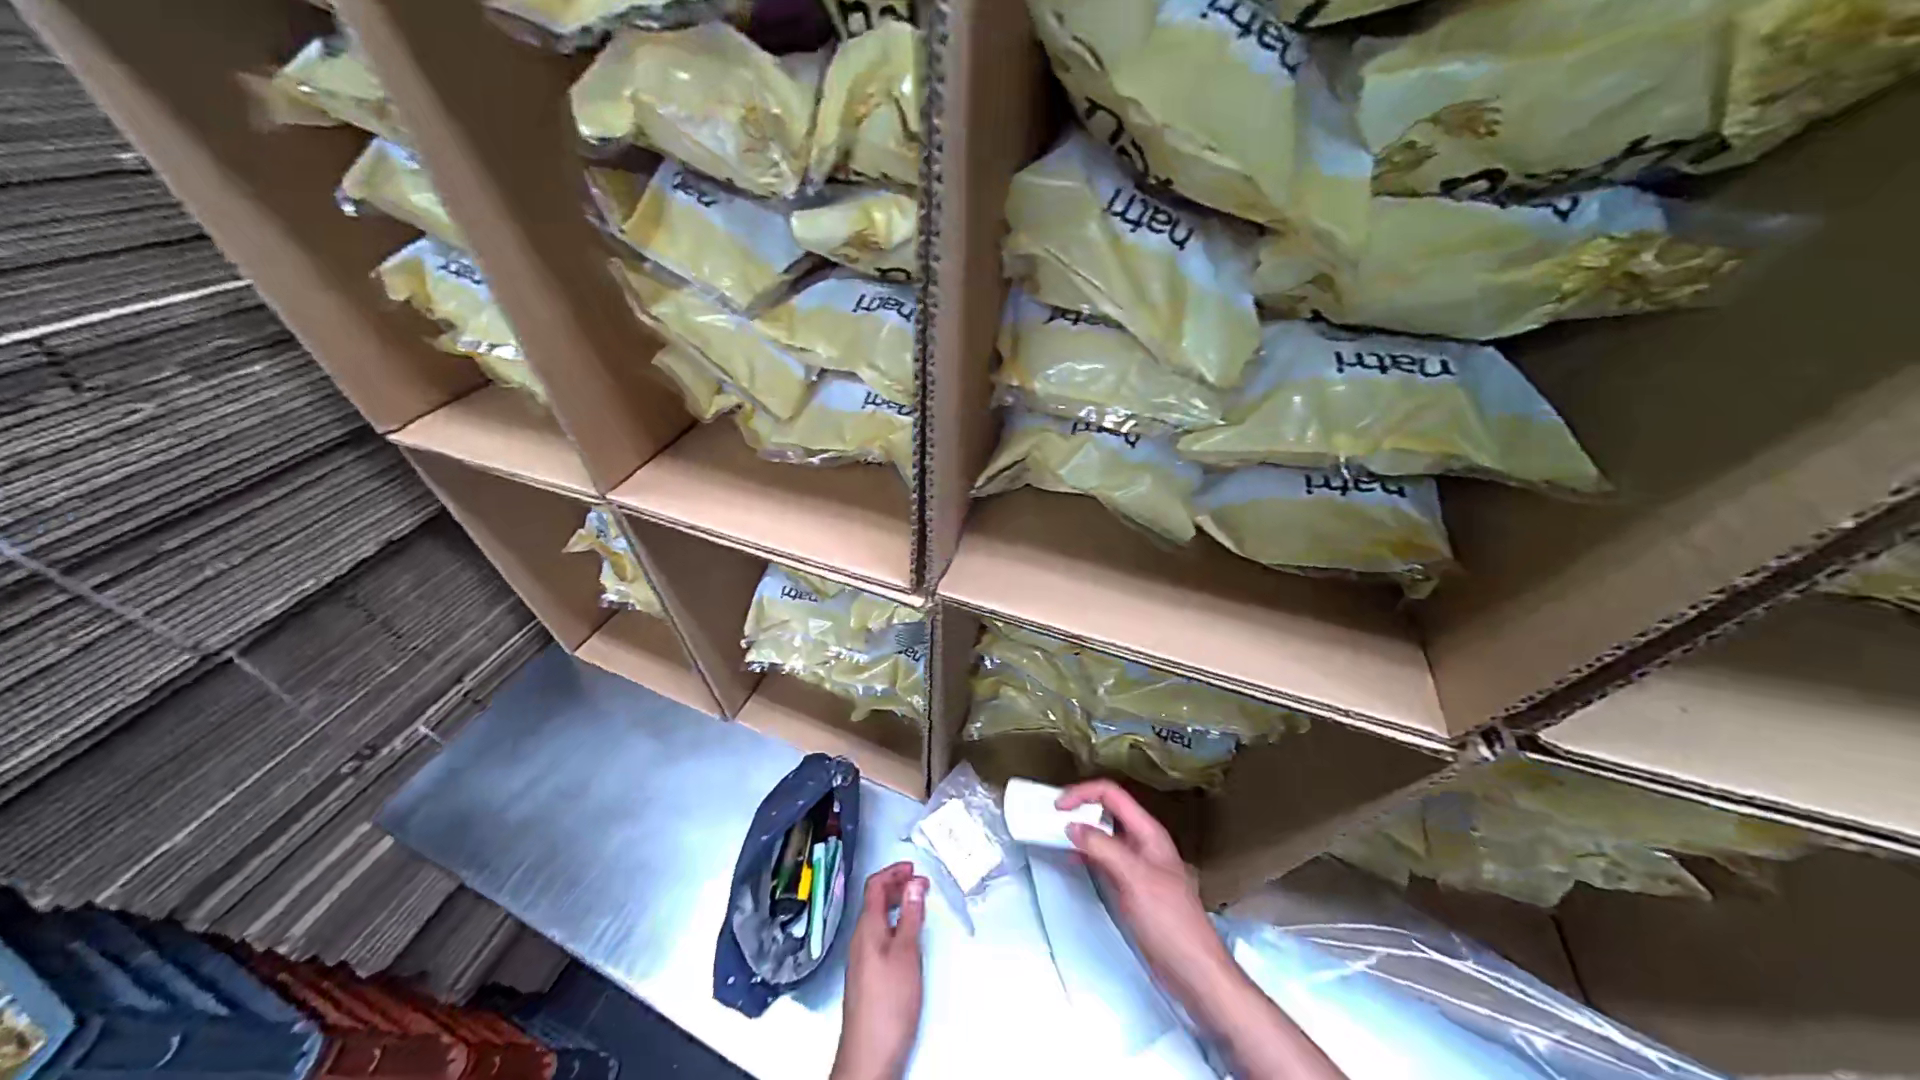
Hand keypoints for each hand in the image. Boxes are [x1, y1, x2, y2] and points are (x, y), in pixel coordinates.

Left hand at [831, 861, 927, 1079]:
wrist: (869, 1053)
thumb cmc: (890, 1002)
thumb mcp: (908, 953)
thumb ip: (912, 917)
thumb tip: (914, 884)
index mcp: (868, 928)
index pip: (875, 886)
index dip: (893, 872)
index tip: (913, 867)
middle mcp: (860, 938)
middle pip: (875, 900)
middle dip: (896, 886)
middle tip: (920, 883)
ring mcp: (861, 957)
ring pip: (878, 918)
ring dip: (896, 905)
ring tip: (918, 904)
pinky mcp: (867, 974)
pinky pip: (879, 935)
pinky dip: (894, 924)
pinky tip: (909, 935)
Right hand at [1060, 782, 1346, 1079]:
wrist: (1195, 971)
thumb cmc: (1169, 921)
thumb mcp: (1134, 878)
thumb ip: (1102, 848)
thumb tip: (1072, 826)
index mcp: (1149, 832)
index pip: (1112, 794)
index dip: (1083, 793)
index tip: (1057, 806)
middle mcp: (1143, 843)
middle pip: (1108, 810)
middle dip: (1081, 808)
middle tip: (1052, 819)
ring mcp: (1139, 865)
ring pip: (1105, 835)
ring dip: (1082, 831)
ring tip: (1056, 836)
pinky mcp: (1133, 887)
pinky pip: (1106, 859)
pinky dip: (1087, 854)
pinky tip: (1073, 861)